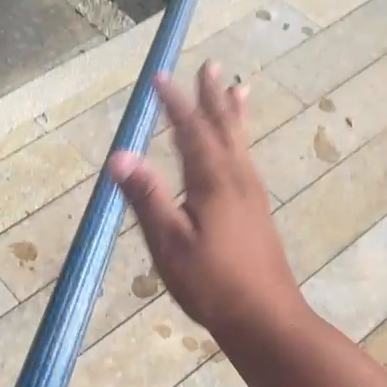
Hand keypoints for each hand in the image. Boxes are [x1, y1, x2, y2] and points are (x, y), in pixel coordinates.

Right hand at [107, 62, 304, 337]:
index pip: (190, 131)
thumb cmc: (212, 283)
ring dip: (233, 114)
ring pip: (240, 143)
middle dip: (212, 97)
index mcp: (213, 182)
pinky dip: (241, 141)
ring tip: (238, 89)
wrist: (266, 320)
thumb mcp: (170, 243)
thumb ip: (146, 197)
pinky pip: (247, 160)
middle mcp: (237, 180)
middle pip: (223, 128)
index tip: (160, 77)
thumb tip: (120, 154)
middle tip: (211, 66)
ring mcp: (251, 196)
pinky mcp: (257, 213)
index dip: (175, 103)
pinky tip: (240, 152)